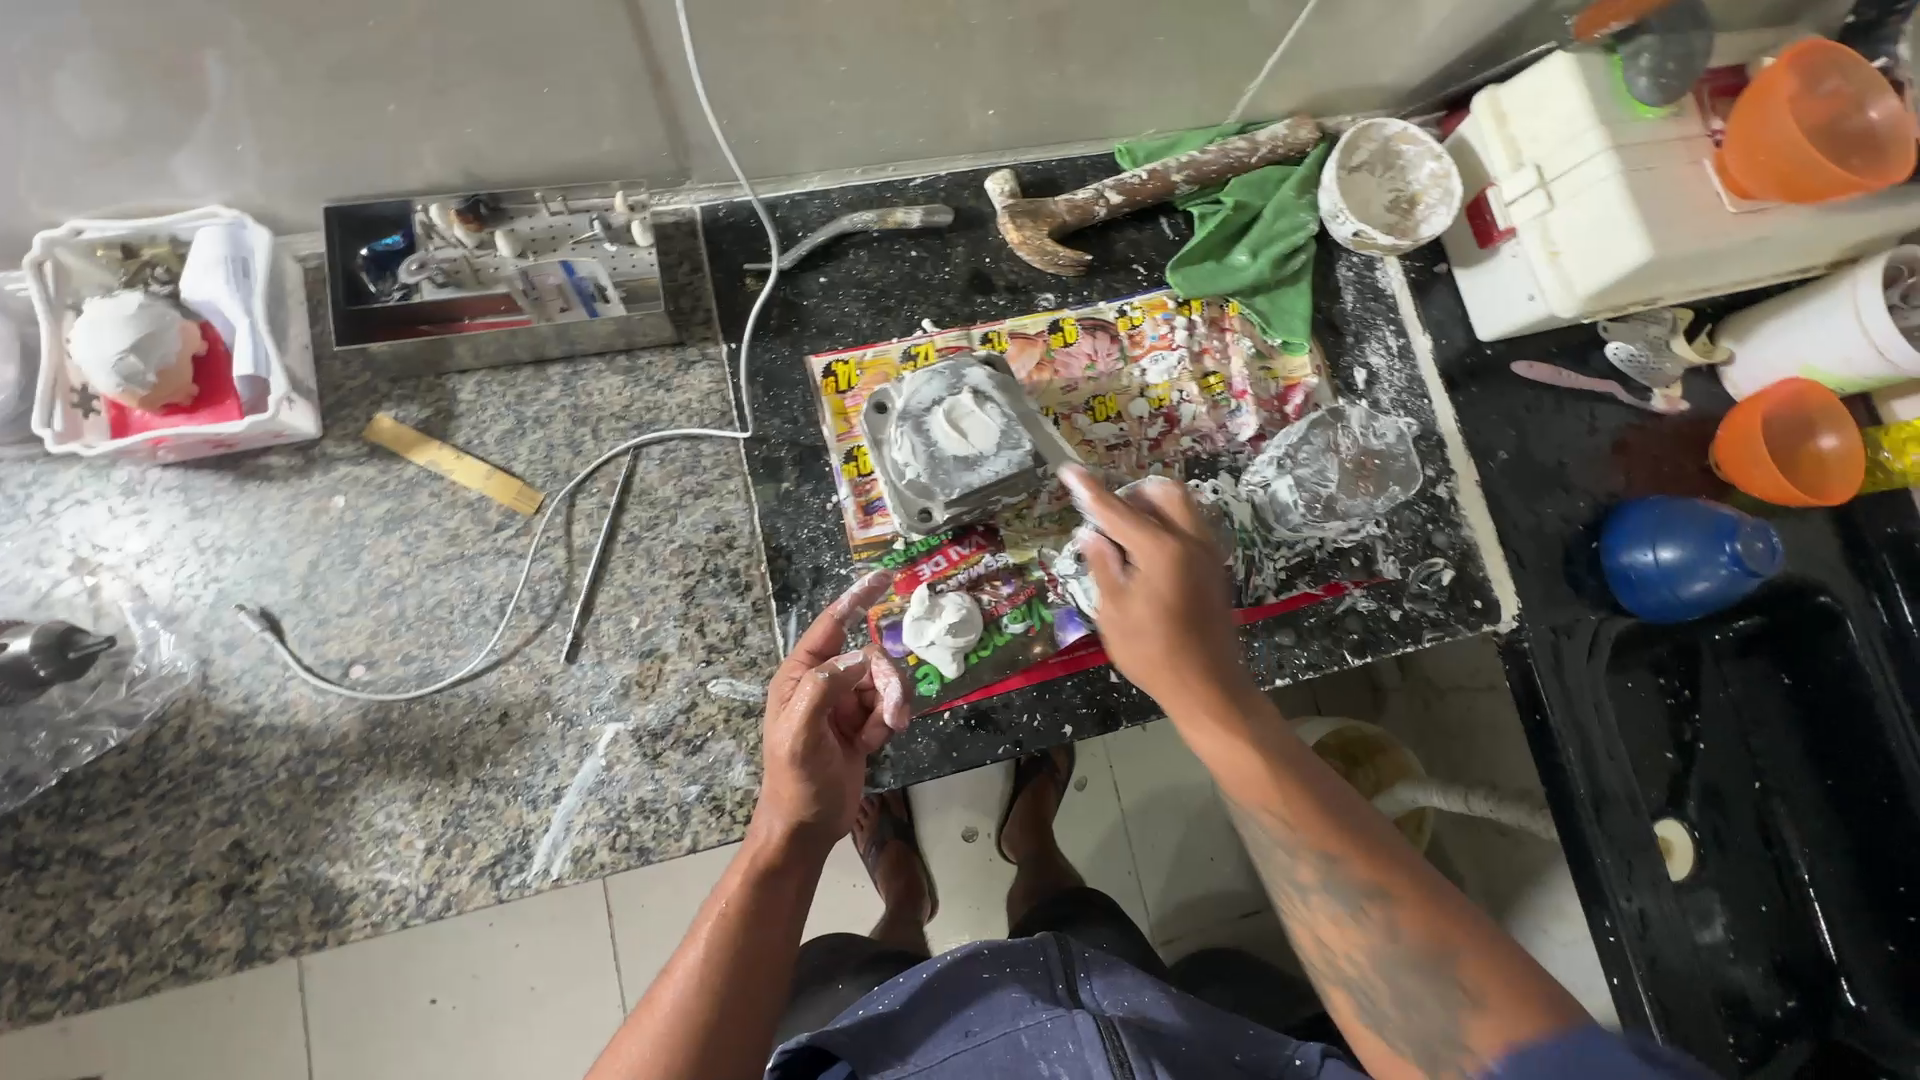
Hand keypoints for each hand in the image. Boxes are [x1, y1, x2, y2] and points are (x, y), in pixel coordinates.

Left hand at [752, 570, 910, 858]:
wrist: (808, 826)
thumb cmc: (795, 781)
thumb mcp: (800, 735)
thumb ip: (824, 689)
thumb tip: (859, 656)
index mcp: (800, 676)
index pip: (832, 625)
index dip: (857, 599)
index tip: (884, 577)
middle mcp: (823, 681)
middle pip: (870, 657)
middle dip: (887, 681)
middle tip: (892, 715)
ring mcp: (844, 701)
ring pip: (884, 680)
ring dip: (891, 704)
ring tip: (885, 732)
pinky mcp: (862, 721)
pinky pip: (889, 705)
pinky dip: (889, 721)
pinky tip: (876, 743)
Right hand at [1059, 465, 1256, 709]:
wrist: (1207, 686)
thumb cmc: (1152, 654)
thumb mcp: (1114, 613)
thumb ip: (1102, 566)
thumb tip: (1089, 534)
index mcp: (1162, 550)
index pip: (1118, 510)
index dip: (1090, 491)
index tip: (1069, 471)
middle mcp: (1191, 541)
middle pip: (1165, 493)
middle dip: (1134, 493)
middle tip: (1108, 513)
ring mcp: (1208, 553)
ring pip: (1183, 507)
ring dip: (1153, 508)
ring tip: (1125, 533)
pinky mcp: (1214, 568)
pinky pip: (1191, 528)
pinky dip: (1167, 526)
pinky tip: (1146, 554)